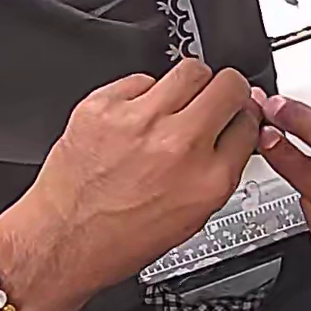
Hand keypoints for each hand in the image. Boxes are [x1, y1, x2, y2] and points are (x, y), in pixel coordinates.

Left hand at [0, 60, 260, 310]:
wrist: (62, 240)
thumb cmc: (120, 239)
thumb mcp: (192, 217)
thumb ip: (219, 170)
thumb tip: (231, 136)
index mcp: (209, 180)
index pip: (248, 125)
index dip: (242, 119)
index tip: (235, 117)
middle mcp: (179, 146)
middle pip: (229, 86)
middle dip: (228, 91)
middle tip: (215, 99)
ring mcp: (140, 121)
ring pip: (191, 70)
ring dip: (190, 84)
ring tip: (175, 105)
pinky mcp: (104, 106)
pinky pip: (141, 78)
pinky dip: (143, 93)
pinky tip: (134, 117)